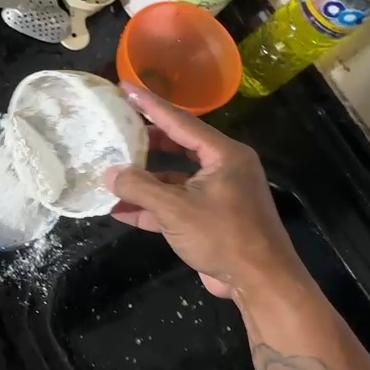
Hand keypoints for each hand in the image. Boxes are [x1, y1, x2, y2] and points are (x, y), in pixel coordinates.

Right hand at [104, 83, 303, 299]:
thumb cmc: (223, 236)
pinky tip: (121, 210)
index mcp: (223, 154)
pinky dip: (151, 206)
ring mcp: (218, 193)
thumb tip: (109, 173)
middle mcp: (223, 167)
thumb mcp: (175, 209)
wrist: (260, 280)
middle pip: (178, 145)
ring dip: (144, 179)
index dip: (150, 104)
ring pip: (174, 177)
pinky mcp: (211, 217)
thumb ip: (139, 188)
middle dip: (146, 140)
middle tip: (116, 127)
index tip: (125, 88)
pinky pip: (176, 203)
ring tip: (112, 170)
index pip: (180, 121)